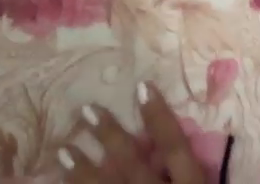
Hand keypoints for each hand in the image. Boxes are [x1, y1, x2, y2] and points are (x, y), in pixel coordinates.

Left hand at [58, 82, 209, 183]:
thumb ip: (196, 167)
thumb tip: (197, 135)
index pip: (174, 146)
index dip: (159, 116)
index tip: (143, 86)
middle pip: (132, 163)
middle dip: (110, 137)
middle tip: (88, 110)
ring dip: (82, 171)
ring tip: (64, 149)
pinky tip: (62, 180)